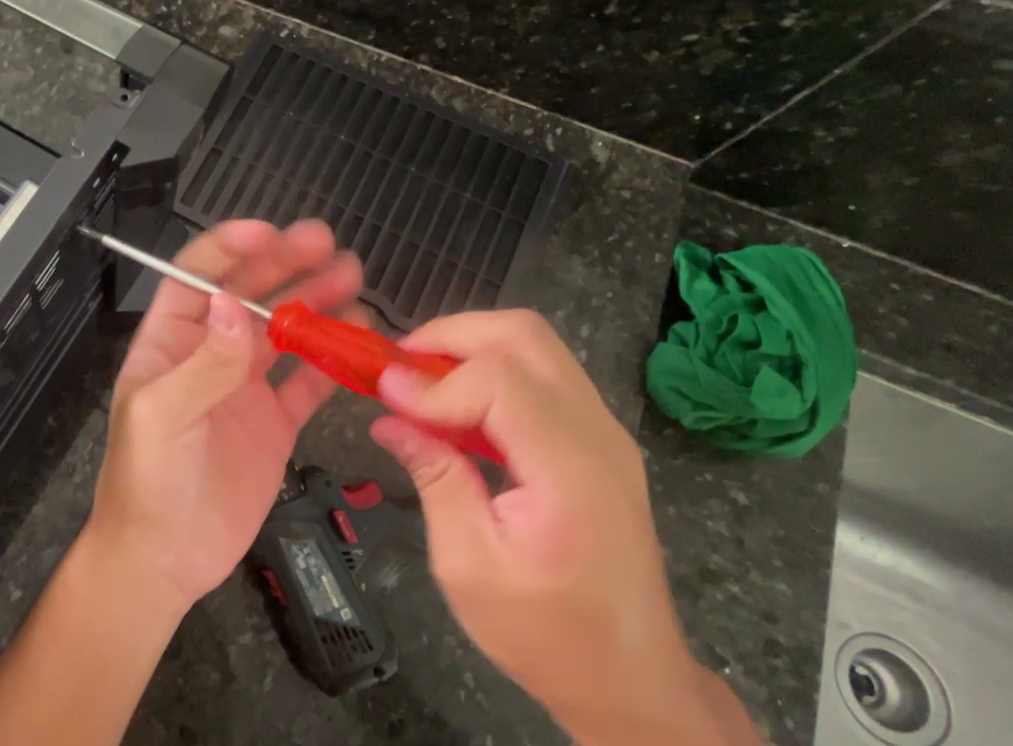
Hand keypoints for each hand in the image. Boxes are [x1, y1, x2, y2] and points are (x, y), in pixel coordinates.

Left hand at [82, 219, 364, 610]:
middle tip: (327, 243)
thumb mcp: (161, 415)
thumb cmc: (145, 481)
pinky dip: (333, 361)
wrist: (162, 556)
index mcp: (170, 342)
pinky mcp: (274, 424)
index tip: (270, 231)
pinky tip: (359, 338)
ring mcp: (244, 388)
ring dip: (315, 301)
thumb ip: (202, 363)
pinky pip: (308, 383)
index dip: (230, 249)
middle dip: (284, 264)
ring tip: (353, 276)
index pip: (198, 278)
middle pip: (249, 295)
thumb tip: (236, 306)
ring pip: (284, 331)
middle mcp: (208, 355)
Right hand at [369, 310, 759, 745]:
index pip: (500, 381)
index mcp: (571, 471)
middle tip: (396, 368)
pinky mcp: (597, 440)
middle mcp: (598, 435)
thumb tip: (388, 418)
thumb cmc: (546, 634)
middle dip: (450, 335)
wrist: (630, 676)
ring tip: (417, 382)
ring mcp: (605, 433)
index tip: (382, 395)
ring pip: (534, 345)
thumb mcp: (469, 565)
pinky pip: (541, 375)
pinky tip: (453, 407)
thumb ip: (435, 477)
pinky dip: (489, 370)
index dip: (432, 380)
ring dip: (468, 347)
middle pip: (524, 336)